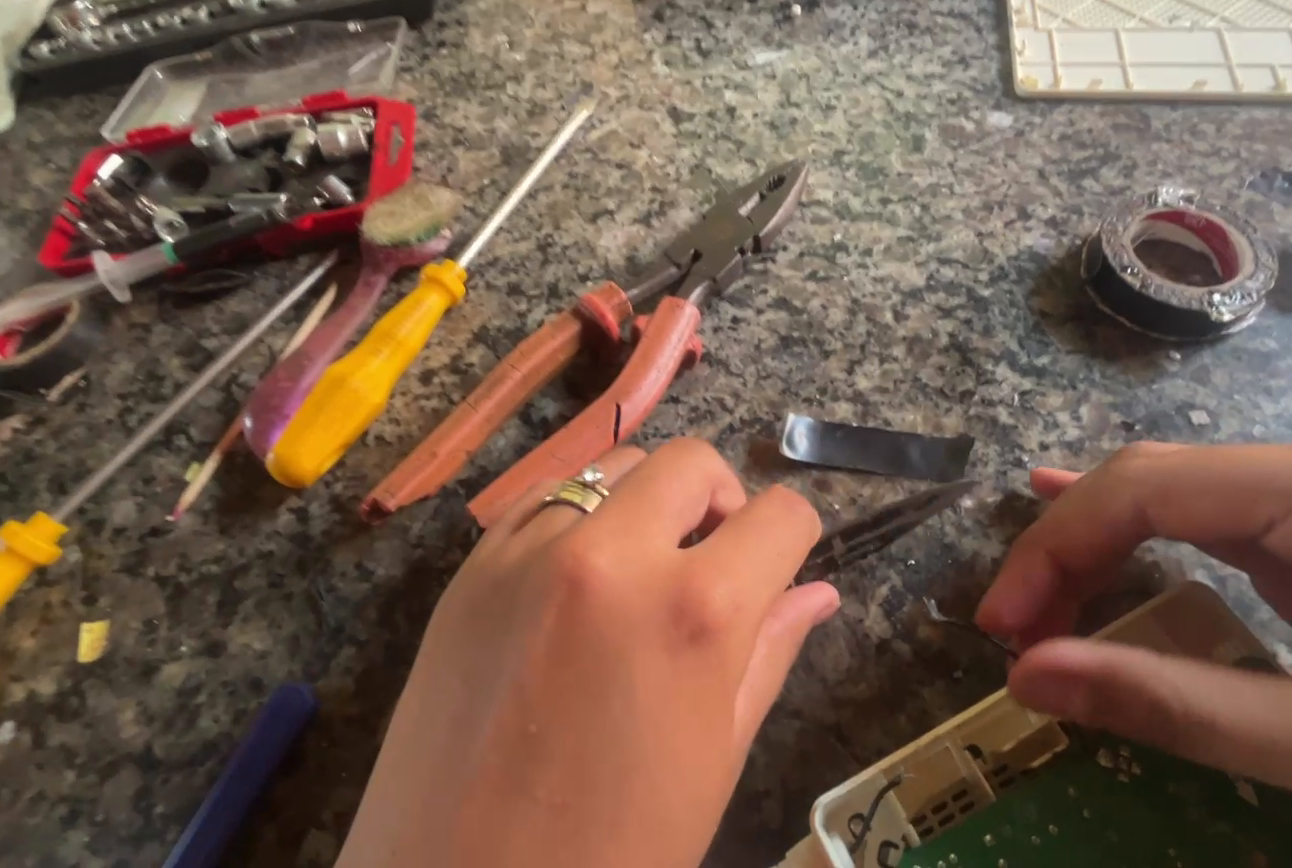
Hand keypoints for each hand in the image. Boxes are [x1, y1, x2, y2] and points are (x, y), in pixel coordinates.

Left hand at [336, 439, 837, 867]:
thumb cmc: (612, 850)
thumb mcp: (712, 758)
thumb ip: (769, 652)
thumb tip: (816, 591)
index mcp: (693, 611)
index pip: (779, 515)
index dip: (793, 538)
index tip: (778, 566)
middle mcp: (613, 553)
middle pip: (693, 462)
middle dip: (721, 500)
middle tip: (710, 561)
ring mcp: (531, 549)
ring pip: (616, 466)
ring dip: (648, 501)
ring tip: (640, 569)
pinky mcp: (474, 562)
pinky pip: (546, 497)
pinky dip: (580, 517)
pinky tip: (576, 579)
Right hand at [977, 440, 1291, 867]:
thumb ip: (1171, 705)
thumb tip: (1027, 680)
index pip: (1151, 490)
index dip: (1059, 550)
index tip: (1004, 627)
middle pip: (1161, 485)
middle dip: (1073, 549)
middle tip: (1012, 625)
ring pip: (1186, 503)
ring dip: (1103, 546)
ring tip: (1033, 585)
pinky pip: (1225, 534)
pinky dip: (1153, 550)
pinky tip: (1104, 540)